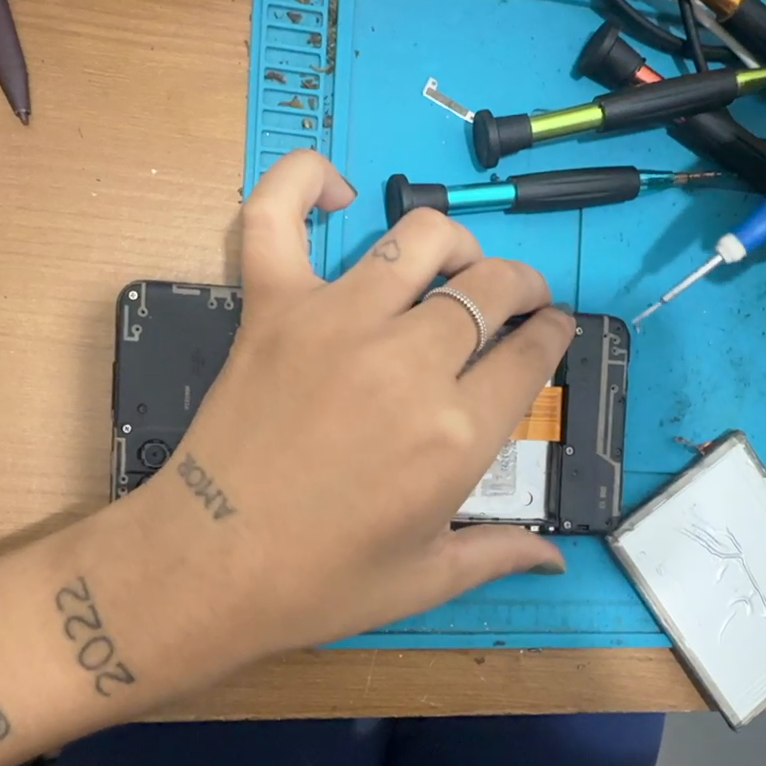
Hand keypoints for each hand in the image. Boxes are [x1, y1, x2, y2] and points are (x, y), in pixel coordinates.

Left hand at [117, 151, 571, 666]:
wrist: (207, 565)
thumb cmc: (318, 582)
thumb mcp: (423, 580)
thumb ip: (498, 553)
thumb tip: (557, 556)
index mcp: (458, 433)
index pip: (532, 354)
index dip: (552, 334)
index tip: (549, 331)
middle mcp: (410, 361)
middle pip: (490, 286)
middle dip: (521, 285)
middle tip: (514, 299)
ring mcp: (337, 323)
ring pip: (420, 240)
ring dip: (452, 243)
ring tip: (450, 263)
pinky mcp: (273, 308)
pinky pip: (277, 216)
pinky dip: (302, 183)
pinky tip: (333, 191)